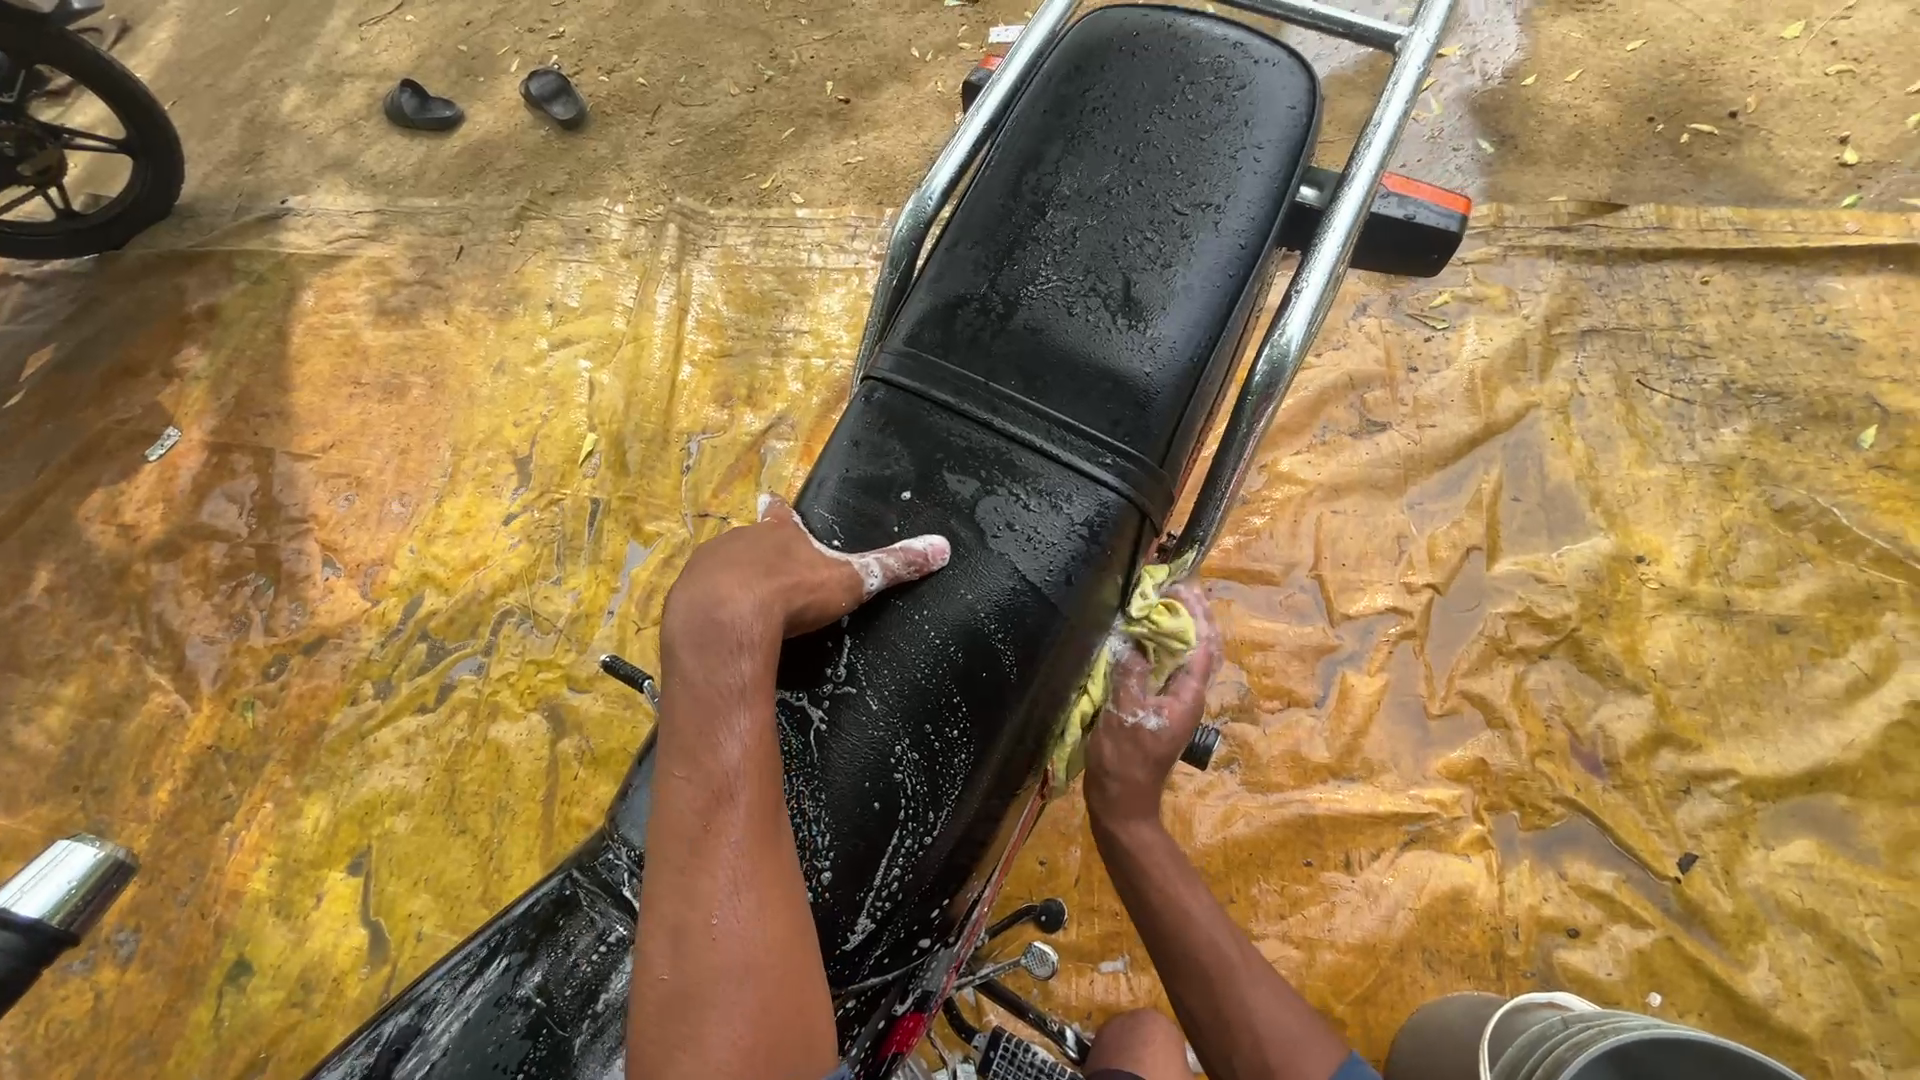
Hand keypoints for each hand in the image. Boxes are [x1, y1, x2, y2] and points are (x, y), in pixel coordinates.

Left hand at [662, 494, 950, 650]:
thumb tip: (942, 548)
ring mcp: (706, 567)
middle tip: (765, 579)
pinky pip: (697, 601)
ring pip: (719, 571)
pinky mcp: (684, 597)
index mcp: (779, 533)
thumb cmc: (793, 593)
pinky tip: (716, 629)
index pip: (780, 515)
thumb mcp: (851, 580)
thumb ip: (893, 566)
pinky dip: (708, 611)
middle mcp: (739, 541)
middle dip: (756, 558)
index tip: (771, 500)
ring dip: (728, 585)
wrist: (728, 619)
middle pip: (748, 543)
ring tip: (739, 608)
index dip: (780, 511)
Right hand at [1084, 582, 1222, 828]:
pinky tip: (1147, 637)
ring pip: (1188, 657)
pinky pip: (1170, 668)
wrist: (1122, 802)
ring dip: (1181, 628)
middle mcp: (1189, 696)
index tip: (1180, 586)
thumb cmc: (1125, 760)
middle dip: (1195, 615)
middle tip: (1178, 586)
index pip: (1202, 644)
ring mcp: (1176, 703)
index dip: (1195, 613)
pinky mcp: (1160, 708)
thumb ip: (1131, 673)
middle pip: (1202, 647)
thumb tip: (1134, 641)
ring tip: (1166, 602)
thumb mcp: (1125, 713)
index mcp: (1188, 695)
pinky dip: (1164, 646)